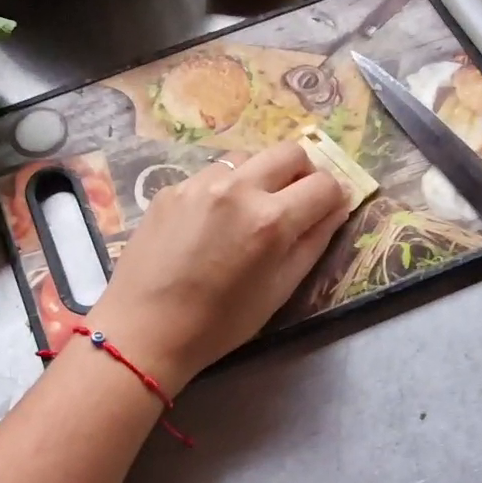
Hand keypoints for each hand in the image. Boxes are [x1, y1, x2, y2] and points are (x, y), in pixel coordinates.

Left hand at [87, 142, 351, 393]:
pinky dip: (223, 190)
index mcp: (271, 220)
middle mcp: (238, 188)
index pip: (323, 184)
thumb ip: (313, 243)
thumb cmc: (220, 323)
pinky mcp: (171, 188)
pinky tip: (209, 225)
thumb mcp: (279, 290)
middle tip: (294, 201)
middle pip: (289, 152)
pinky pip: (211, 174)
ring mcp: (199, 183)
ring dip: (260, 177)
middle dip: (302, 172)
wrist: (145, 330)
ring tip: (248, 213)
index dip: (333, 197)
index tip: (326, 210)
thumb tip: (336, 208)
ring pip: (248, 158)